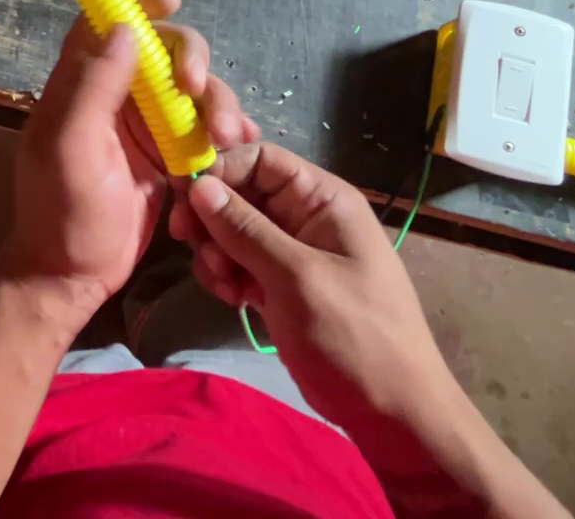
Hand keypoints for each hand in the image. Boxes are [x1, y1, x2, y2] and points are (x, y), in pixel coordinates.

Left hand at [0, 0, 259, 314]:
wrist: (74, 274)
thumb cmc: (62, 211)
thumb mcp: (69, 148)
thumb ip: (92, 86)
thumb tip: (125, 27)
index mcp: (80, 85)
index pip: (104, 24)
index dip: (135, 2)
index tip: (170, 0)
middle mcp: (113, 95)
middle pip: (161, 51)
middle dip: (191, 62)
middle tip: (199, 90)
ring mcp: (142, 124)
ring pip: (189, 90)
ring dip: (217, 101)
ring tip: (234, 135)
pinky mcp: (165, 153)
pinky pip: (201, 126)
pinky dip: (224, 128)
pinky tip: (242, 143)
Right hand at [169, 143, 455, 429]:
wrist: (391, 415)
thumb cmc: (356, 336)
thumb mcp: (297, 278)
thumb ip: (245, 229)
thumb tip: (197, 184)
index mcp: (322, 199)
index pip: (260, 158)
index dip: (220, 168)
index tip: (183, 193)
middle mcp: (304, 215)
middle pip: (239, 191)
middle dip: (210, 214)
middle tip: (186, 240)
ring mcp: (289, 250)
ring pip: (230, 227)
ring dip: (214, 249)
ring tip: (221, 281)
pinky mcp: (276, 282)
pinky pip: (235, 260)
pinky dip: (224, 274)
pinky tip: (231, 298)